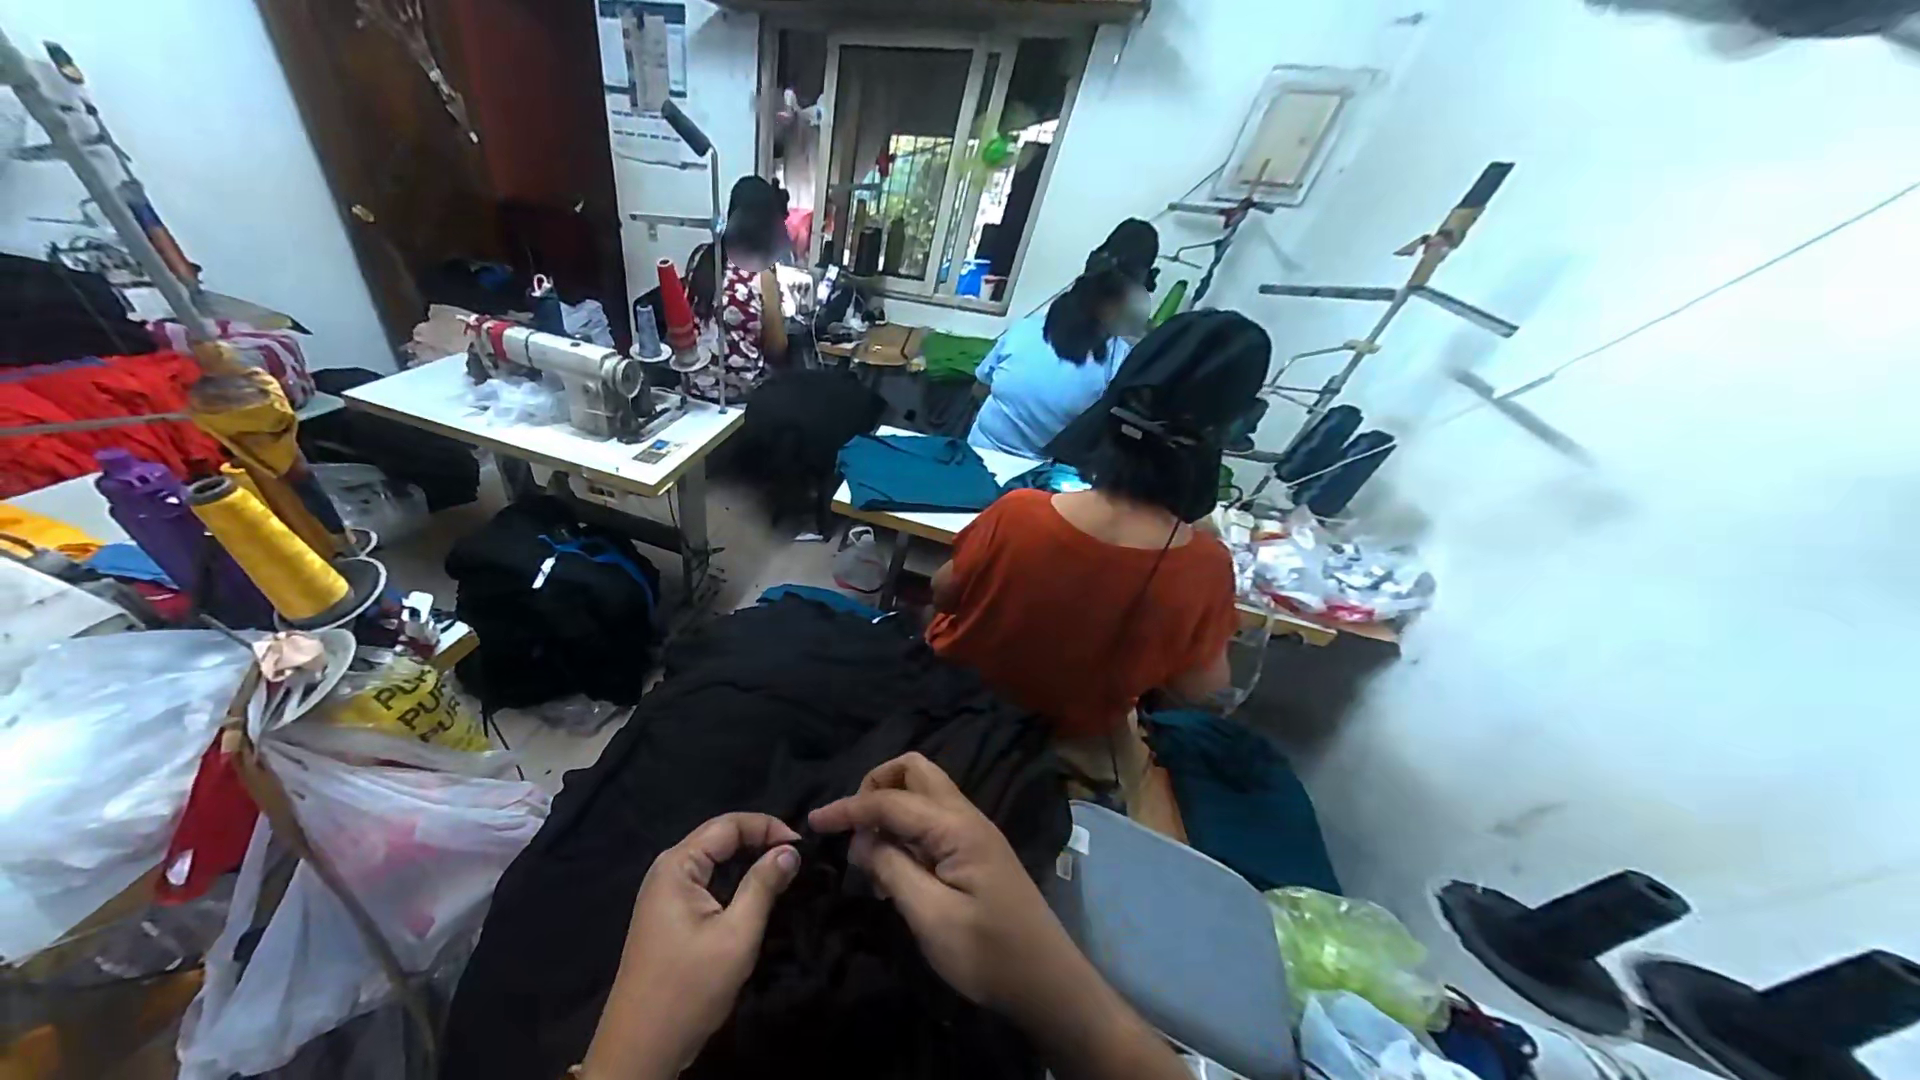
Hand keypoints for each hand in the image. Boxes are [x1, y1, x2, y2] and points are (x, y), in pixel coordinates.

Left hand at [583, 813, 800, 1078]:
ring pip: (713, 857)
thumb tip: (790, 851)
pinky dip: (733, 876)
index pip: (729, 825)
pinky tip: (754, 890)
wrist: (638, 1052)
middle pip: (719, 836)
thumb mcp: (736, 935)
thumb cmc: (688, 989)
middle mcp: (666, 870)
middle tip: (795, 857)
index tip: (801, 847)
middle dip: (759, 839)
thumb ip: (763, 885)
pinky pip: (706, 878)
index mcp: (677, 866)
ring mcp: (663, 892)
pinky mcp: (667, 913)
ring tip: (781, 869)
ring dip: (748, 857)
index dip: (768, 827)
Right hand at [807, 753, 1077, 1016]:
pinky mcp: (973, 848)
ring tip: (873, 863)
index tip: (814, 822)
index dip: (849, 807)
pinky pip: (931, 820)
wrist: (1046, 980)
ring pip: (922, 792)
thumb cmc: (988, 953)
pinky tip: (895, 872)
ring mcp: (971, 829)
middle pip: (914, 771)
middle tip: (855, 830)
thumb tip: (861, 840)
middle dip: (877, 787)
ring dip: (890, 812)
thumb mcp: (931, 917)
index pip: (891, 799)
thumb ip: (892, 869)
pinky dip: (905, 831)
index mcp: (956, 826)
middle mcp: (965, 815)